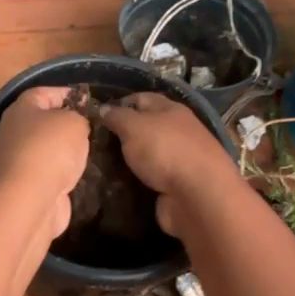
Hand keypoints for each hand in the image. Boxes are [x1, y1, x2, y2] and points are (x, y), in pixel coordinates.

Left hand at [0, 86, 90, 233]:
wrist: (31, 198)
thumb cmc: (51, 149)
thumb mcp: (74, 122)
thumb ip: (78, 116)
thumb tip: (75, 124)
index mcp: (21, 109)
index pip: (44, 92)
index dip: (67, 94)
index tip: (90, 102)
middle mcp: (14, 131)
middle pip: (44, 121)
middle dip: (68, 124)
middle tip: (94, 128)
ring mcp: (18, 158)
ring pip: (47, 148)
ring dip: (67, 150)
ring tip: (93, 150)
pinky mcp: (26, 183)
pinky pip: (49, 170)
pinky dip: (63, 171)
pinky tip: (82, 173)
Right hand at [101, 93, 245, 234]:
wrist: (199, 196)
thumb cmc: (165, 151)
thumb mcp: (134, 127)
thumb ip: (117, 116)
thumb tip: (103, 108)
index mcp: (171, 110)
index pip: (141, 98)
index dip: (119, 103)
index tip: (97, 116)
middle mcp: (178, 131)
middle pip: (146, 127)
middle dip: (122, 133)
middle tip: (95, 142)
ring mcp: (179, 159)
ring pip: (148, 153)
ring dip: (128, 158)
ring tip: (101, 163)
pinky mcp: (177, 184)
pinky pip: (151, 176)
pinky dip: (137, 178)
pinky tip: (119, 183)